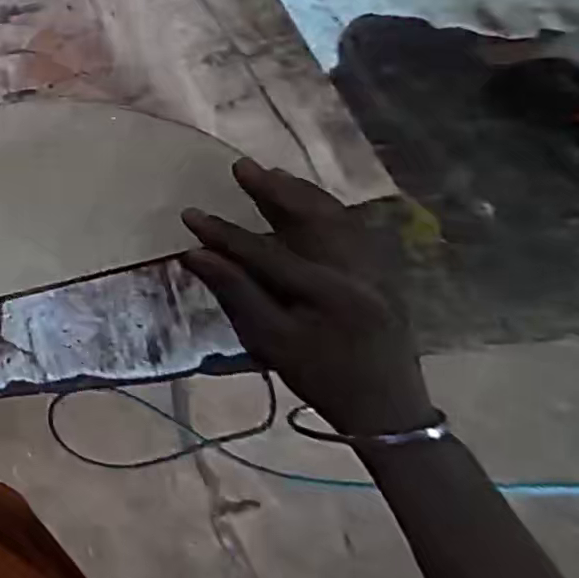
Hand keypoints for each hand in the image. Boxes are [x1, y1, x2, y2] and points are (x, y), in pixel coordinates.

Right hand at [181, 159, 437, 437]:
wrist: (389, 411)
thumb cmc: (322, 376)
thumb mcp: (271, 340)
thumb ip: (235, 292)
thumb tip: (196, 253)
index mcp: (328, 291)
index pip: (265, 250)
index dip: (223, 232)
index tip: (190, 214)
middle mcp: (357, 271)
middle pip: (313, 218)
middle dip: (274, 190)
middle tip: (243, 166)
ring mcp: (375, 271)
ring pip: (338, 219)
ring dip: (303, 193)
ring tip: (274, 173)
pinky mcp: (381, 275)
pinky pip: (352, 230)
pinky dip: (327, 209)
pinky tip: (310, 201)